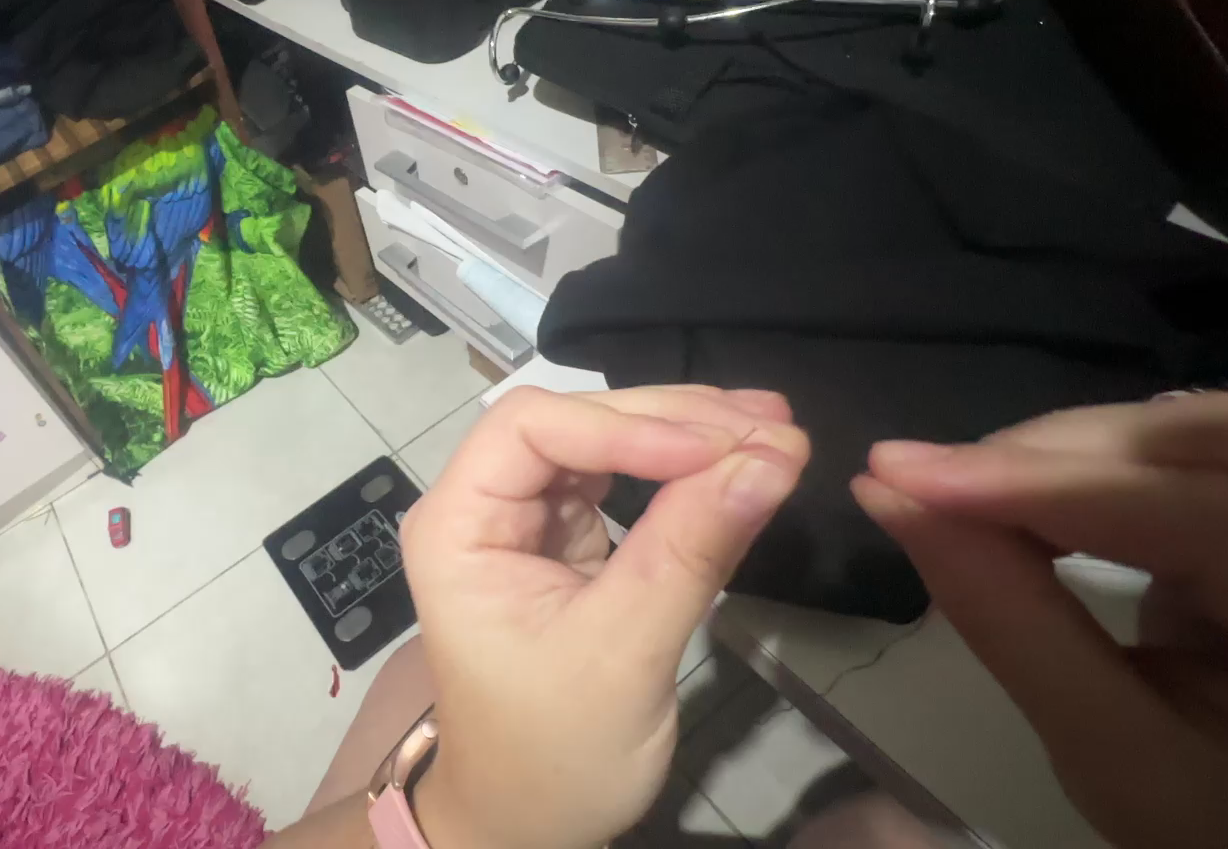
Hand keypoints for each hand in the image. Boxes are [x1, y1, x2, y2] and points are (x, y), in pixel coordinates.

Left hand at [400, 385, 809, 848]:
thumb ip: (688, 551)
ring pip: (595, 438)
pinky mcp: (556, 528)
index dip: (623, 424)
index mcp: (455, 525)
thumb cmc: (552, 750)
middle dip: (666, 419)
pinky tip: (731, 454)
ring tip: (770, 425)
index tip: (723, 444)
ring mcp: (517, 511)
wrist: (527, 811)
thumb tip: (768, 461)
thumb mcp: (623, 655)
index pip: (528, 430)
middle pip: (566, 424)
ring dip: (679, 428)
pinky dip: (675, 464)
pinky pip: (615, 475)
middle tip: (772, 422)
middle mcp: (477, 501)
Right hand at [854, 393, 1227, 848]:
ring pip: (1190, 433)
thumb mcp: (1109, 748)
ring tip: (957, 487)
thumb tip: (884, 495)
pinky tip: (1018, 495)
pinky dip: (1076, 463)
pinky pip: (1177, 456)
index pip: (1201, 517)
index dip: (1036, 484)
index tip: (893, 474)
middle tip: (922, 475)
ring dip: (1055, 449)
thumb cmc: (1211, 823)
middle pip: (1208, 441)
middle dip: (1044, 448)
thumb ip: (1002, 616)